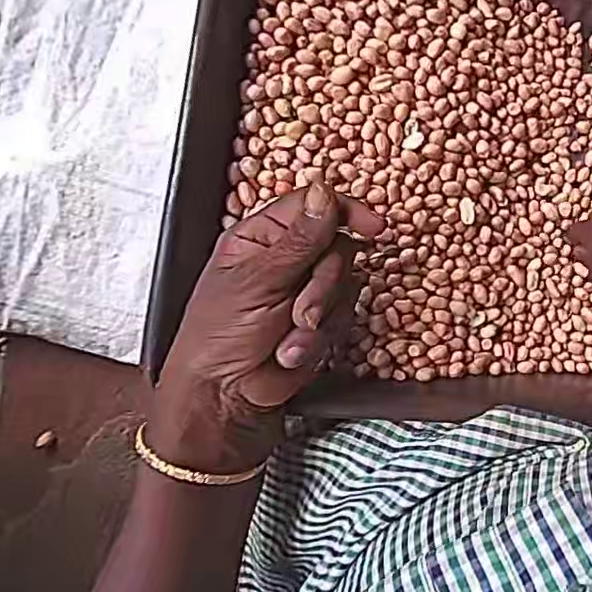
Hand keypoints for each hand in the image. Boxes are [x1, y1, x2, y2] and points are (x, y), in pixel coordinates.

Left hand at [154, 182, 383, 472]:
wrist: (223, 399)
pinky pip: (344, 315)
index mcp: (262, 236)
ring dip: (321, 315)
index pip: (313, 205)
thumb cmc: (218, 337)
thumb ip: (300, 240)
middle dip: (323, 285)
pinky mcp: (322, 319)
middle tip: (302, 313)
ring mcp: (307, 288)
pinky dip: (321, 338)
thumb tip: (325, 192)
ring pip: (345, 283)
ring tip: (289, 338)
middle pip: (337, 247)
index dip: (345, 211)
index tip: (373, 227)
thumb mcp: (257, 282)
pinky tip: (291, 352)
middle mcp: (289, 257)